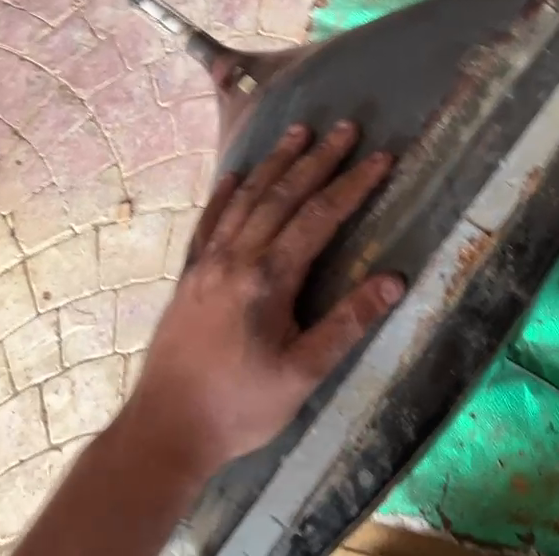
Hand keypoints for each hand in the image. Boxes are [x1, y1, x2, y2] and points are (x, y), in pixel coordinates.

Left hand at [120, 121, 405, 477]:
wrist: (163, 432)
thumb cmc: (240, 406)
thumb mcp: (303, 373)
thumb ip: (348, 323)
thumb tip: (395, 280)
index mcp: (268, 278)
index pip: (320, 217)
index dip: (353, 185)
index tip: (381, 157)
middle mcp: (237, 258)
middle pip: (284, 195)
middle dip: (318, 159)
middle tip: (346, 127)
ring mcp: (208, 264)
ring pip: (248, 199)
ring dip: (276, 163)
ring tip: (299, 131)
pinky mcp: (190, 276)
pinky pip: (211, 222)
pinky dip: (226, 194)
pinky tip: (236, 174)